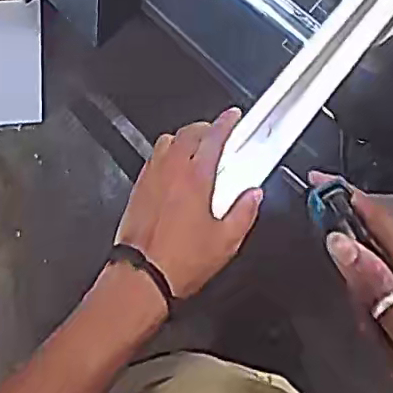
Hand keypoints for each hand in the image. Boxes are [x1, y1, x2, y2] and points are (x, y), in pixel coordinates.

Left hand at [116, 108, 262, 299]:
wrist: (141, 276)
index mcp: (196, 176)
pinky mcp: (139, 185)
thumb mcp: (225, 242)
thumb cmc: (179, 262)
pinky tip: (174, 171)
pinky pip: (154, 156)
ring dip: (184, 139)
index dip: (226, 122)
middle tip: (218, 135)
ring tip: (196, 151)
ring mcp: (152, 174)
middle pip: (189, 132)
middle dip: (206, 128)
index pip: (213, 136)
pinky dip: (167, 154)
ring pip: (168, 140)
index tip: (232, 116)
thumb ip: (244, 212)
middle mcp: (172, 169)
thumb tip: (253, 196)